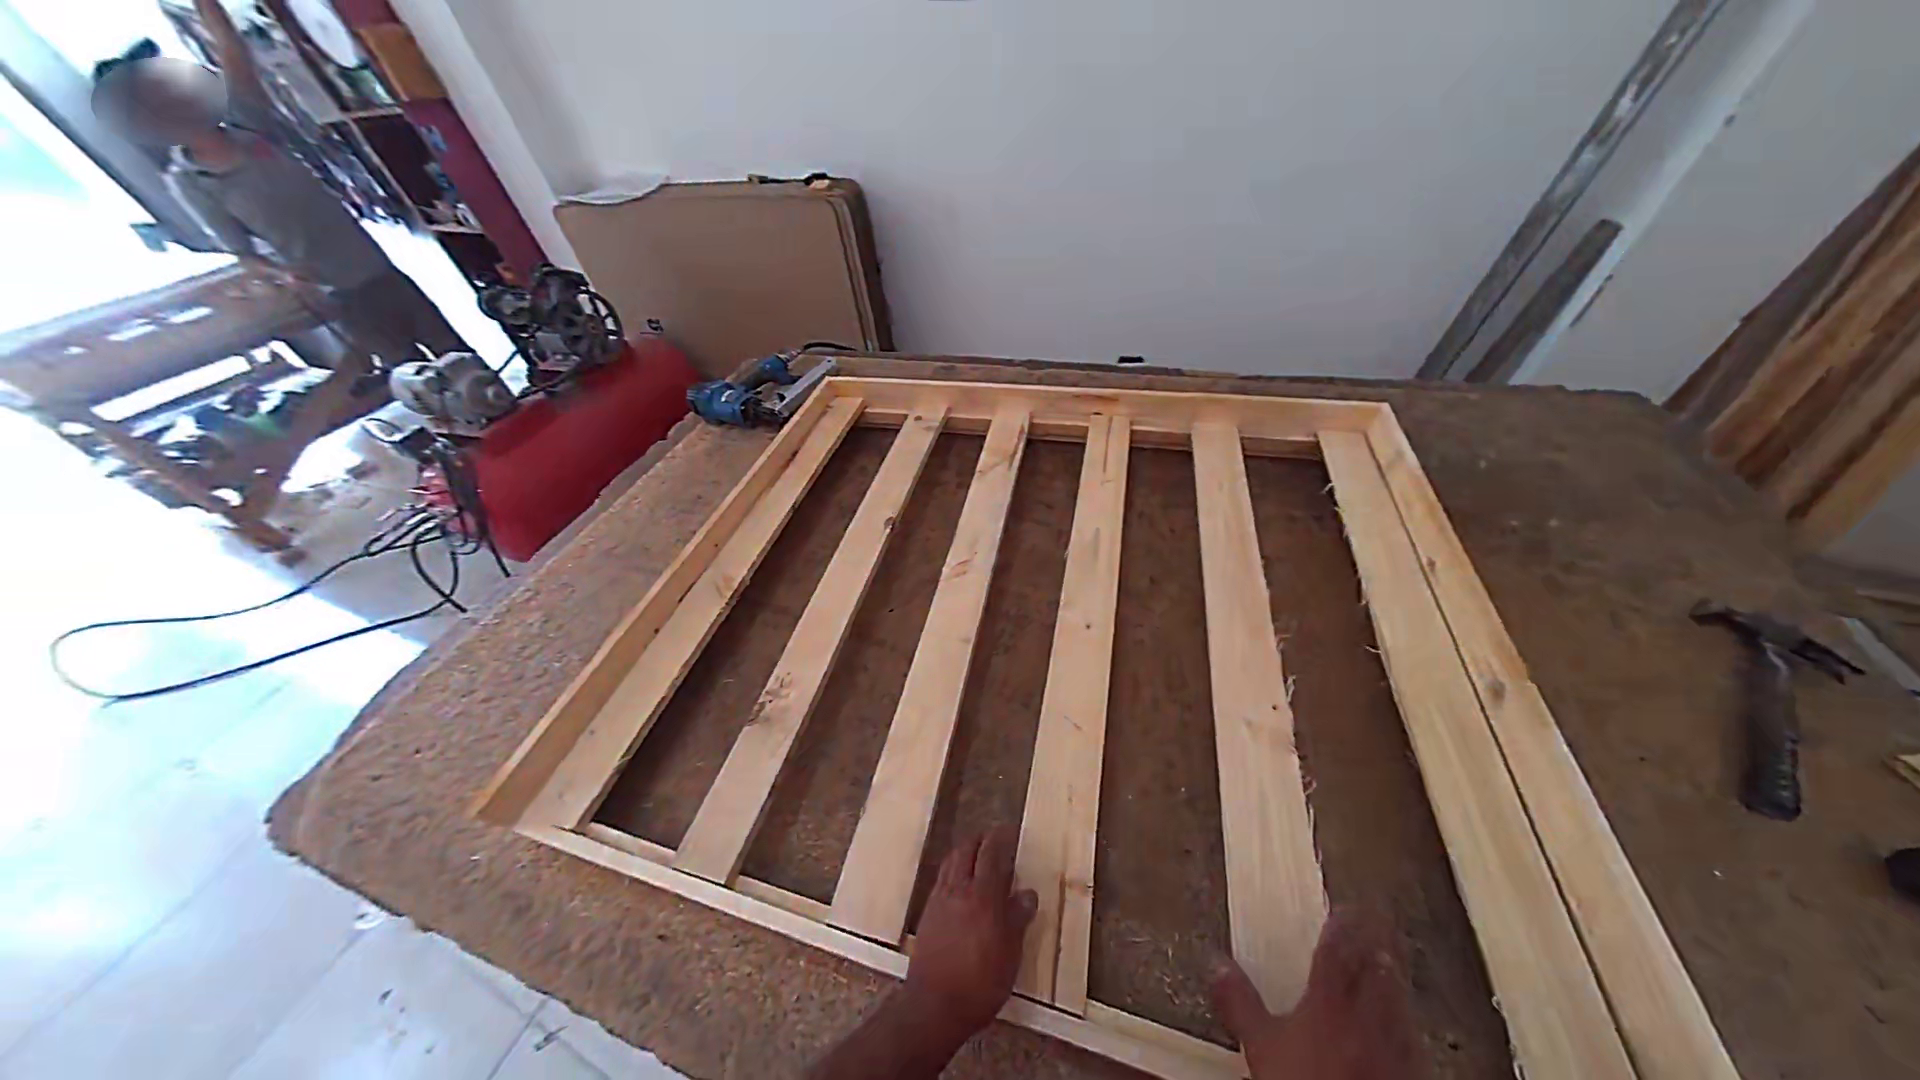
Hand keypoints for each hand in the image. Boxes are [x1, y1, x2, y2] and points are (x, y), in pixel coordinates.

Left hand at [903, 824, 1038, 1037]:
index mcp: (983, 895)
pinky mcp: (928, 912)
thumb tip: (1028, 894)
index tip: (1008, 830)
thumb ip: (1018, 919)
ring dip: (964, 850)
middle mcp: (959, 889)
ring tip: (976, 853)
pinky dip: (952, 868)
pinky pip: (942, 877)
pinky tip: (959, 880)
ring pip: (951, 860)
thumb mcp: (1010, 954)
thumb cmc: (980, 983)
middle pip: (967, 849)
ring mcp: (940, 898)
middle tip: (993, 838)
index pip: (991, 853)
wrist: (934, 1005)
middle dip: (980, 838)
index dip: (1000, 838)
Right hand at [1212, 912, 1424, 1079]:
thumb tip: (1217, 964)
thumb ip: (1240, 1002)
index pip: (1338, 949)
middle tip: (1372, 921)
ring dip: (1392, 974)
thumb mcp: (1260, 1045)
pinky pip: (1411, 1032)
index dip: (1341, 925)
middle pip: (1377, 966)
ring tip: (1387, 959)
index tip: (1343, 908)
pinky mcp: (1414, 1073)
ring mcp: (1397, 1045)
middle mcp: (1368, 1015)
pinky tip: (1399, 1021)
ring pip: (1399, 998)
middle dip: (1375, 941)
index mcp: (1330, 999)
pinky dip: (1403, 1016)